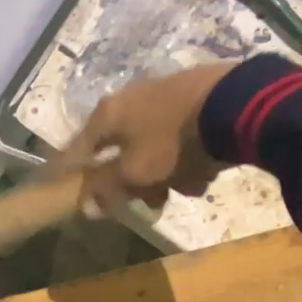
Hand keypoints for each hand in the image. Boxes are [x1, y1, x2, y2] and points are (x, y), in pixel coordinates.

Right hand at [52, 62, 237, 214]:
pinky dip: (187, 158)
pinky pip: (180, 137)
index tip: (66, 190)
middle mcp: (131, 99)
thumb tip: (86, 206)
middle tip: (150, 201)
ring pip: (153, 147)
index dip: (69, 172)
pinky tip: (205, 172)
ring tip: (188, 188)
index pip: (77, 148)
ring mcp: (165, 95)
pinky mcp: (196, 96)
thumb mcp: (134, 173)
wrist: (235, 106)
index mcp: (109, 115)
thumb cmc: (172, 143)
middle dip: (134, 181)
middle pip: (120, 150)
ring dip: (166, 174)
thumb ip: (106, 190)